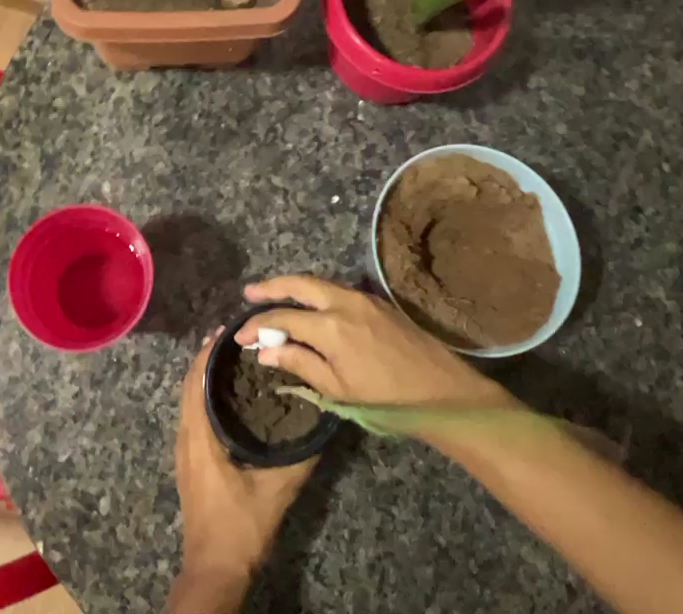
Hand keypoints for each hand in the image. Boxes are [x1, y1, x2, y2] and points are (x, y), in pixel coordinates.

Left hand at [172, 338, 316, 600]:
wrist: (214, 570)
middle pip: (188, 386)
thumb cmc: (240, 528)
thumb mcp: (276, 491)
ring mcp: (184, 451)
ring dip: (204, 376)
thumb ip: (300, 457)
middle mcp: (185, 439)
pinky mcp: (189, 462)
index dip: (207, 353)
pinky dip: (205, 396)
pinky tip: (229, 395)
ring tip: (233, 358)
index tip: (228, 329)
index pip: (195, 382)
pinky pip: (192, 415)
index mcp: (199, 438)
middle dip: (207, 358)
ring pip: (188, 400)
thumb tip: (324, 423)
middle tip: (235, 337)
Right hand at [235, 276, 517, 413]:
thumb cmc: (387, 398)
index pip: (282, 318)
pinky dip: (315, 293)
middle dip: (270, 287)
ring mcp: (363, 299)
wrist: (442, 390)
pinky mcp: (377, 303)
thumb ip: (300, 364)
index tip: (239, 336)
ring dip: (293, 288)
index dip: (258, 326)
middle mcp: (344, 303)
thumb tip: (266, 350)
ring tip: (272, 297)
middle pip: (299, 284)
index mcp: (330, 327)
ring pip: (319, 283)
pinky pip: (337, 290)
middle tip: (248, 293)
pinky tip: (308, 306)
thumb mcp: (337, 389)